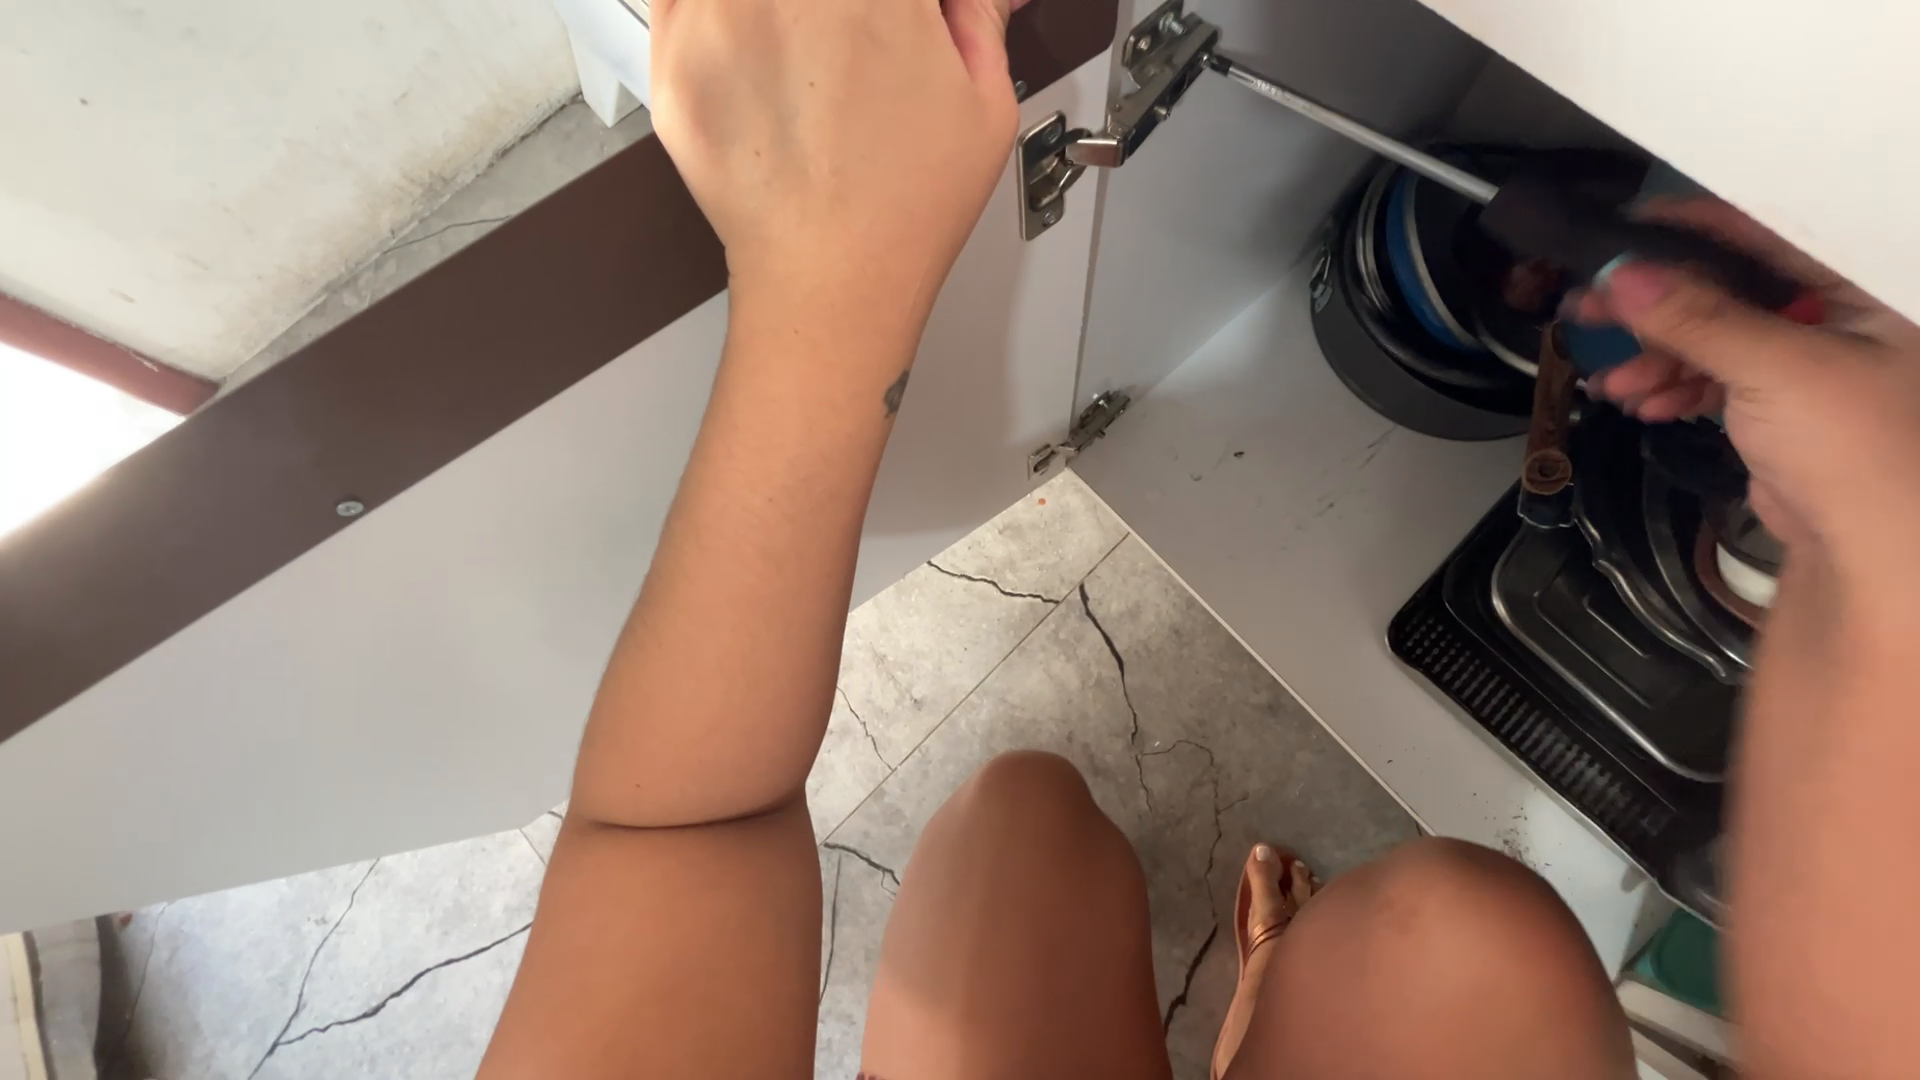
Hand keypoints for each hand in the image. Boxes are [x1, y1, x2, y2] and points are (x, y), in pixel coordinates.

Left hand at [649, 0, 1019, 329]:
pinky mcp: (675, 52)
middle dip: (837, 19)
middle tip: (850, 55)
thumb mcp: (986, 109)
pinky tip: (759, 63)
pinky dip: (717, 19)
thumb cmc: (905, 212)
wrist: (833, 279)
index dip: (898, 12)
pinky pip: (684, 1)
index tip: (902, 27)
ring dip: (774, 21)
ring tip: (803, 69)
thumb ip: (978, 19)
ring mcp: (722, 10)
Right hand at [1577, 199, 1919, 569]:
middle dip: (1654, 310)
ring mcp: (1808, 360)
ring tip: (1618, 384)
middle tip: (1590, 314)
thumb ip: (1695, 318)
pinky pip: (1709, 377)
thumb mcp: (1775, 368)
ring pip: (1708, 339)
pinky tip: (1648, 404)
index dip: (1690, 234)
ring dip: (1654, 361)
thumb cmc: (1863, 450)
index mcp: (1868, 287)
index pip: (1768, 236)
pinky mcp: (1777, 400)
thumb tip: (1622, 275)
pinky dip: (1671, 388)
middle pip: (1726, 291)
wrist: (1870, 543)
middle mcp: (1842, 315)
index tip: (1618, 241)